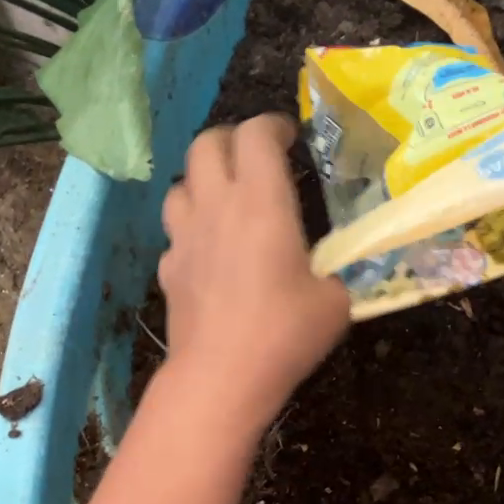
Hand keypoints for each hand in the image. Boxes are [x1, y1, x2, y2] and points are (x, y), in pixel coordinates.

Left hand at [158, 115, 349, 428]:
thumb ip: (334, 273)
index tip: (288, 138)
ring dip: (202, 182)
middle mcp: (216, 206)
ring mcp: (185, 237)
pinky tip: (208, 255)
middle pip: (206, 144)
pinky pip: (175, 234)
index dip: (272, 126)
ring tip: (225, 203)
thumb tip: (329, 272)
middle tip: (254, 162)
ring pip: (180, 184)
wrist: (221, 377)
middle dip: (231, 142)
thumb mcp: (334, 303)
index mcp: (262, 201)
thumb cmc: (284, 335)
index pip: (256, 134)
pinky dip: (191, 232)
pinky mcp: (168, 270)